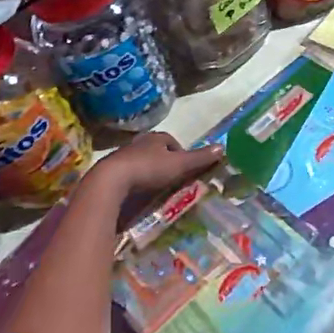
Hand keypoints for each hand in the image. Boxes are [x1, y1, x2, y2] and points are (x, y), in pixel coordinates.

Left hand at [85, 133, 222, 199]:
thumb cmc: (148, 168)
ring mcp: (123, 157)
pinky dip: (136, 182)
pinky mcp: (112, 172)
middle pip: (155, 151)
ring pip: (141, 162)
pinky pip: (129, 174)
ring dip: (149, 172)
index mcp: (154, 138)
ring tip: (158, 189)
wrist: (112, 180)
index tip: (185, 167)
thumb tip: (222, 147)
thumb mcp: (178, 164)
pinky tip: (140, 194)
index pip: (170, 140)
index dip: (180, 152)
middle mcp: (138, 143)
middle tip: (174, 179)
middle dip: (164, 162)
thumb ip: (199, 158)